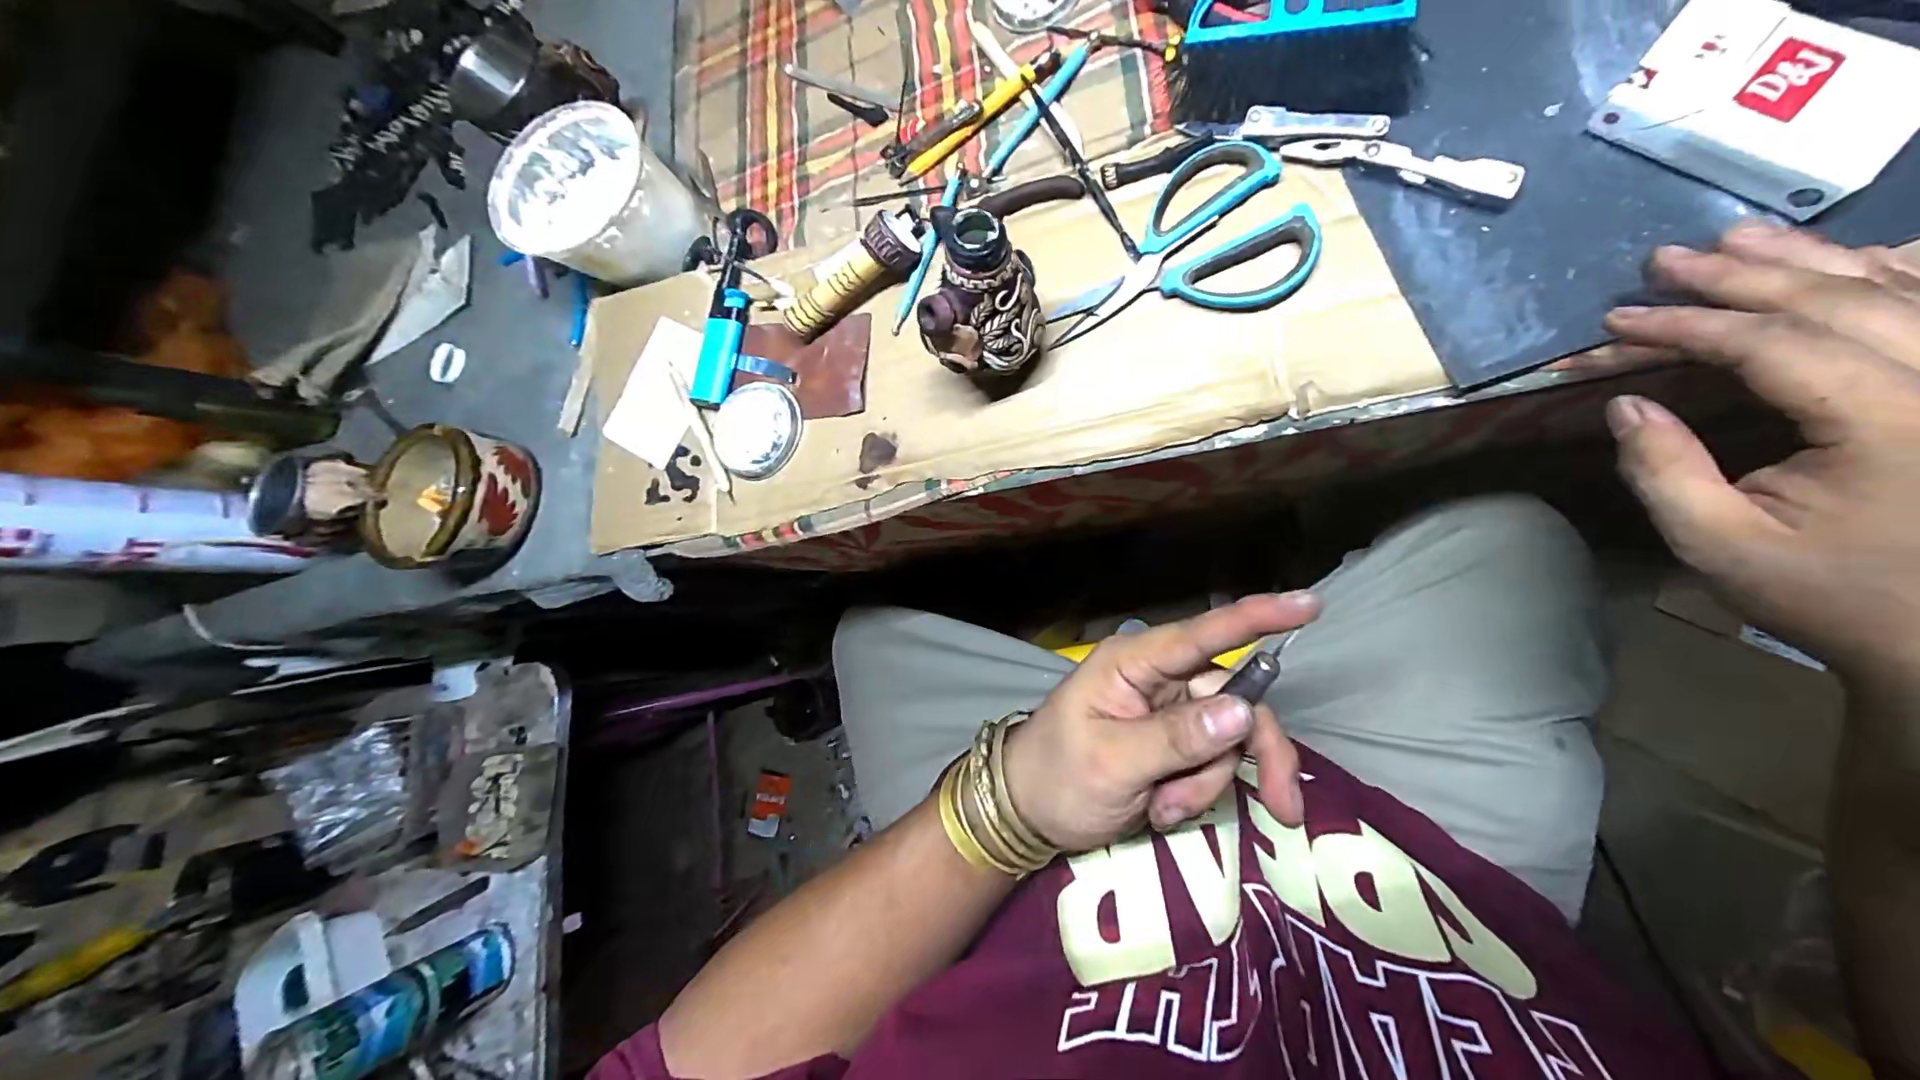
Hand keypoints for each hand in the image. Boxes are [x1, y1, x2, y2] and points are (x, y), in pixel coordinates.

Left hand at [999, 593, 1318, 852]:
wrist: (1029, 814)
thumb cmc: (1057, 776)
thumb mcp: (1111, 762)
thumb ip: (1176, 738)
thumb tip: (1242, 711)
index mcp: (1133, 664)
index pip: (1202, 634)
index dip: (1256, 617)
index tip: (1308, 603)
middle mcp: (1158, 679)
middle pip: (1235, 699)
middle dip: (1250, 752)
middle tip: (1279, 806)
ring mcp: (1168, 712)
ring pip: (1229, 737)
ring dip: (1208, 783)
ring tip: (1162, 810)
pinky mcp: (1174, 744)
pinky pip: (1214, 761)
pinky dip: (1201, 791)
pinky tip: (1164, 811)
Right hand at [1604, 223, 1919, 689]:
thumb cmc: (1829, 594)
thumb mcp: (1718, 544)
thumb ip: (1664, 471)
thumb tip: (1622, 406)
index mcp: (1889, 421)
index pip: (1772, 345)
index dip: (1686, 325)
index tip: (1618, 319)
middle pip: (1839, 299)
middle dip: (1741, 276)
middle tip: (1667, 258)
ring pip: (1901, 288)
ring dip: (1810, 261)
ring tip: (1739, 239)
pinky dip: (1897, 271)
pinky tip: (1853, 257)